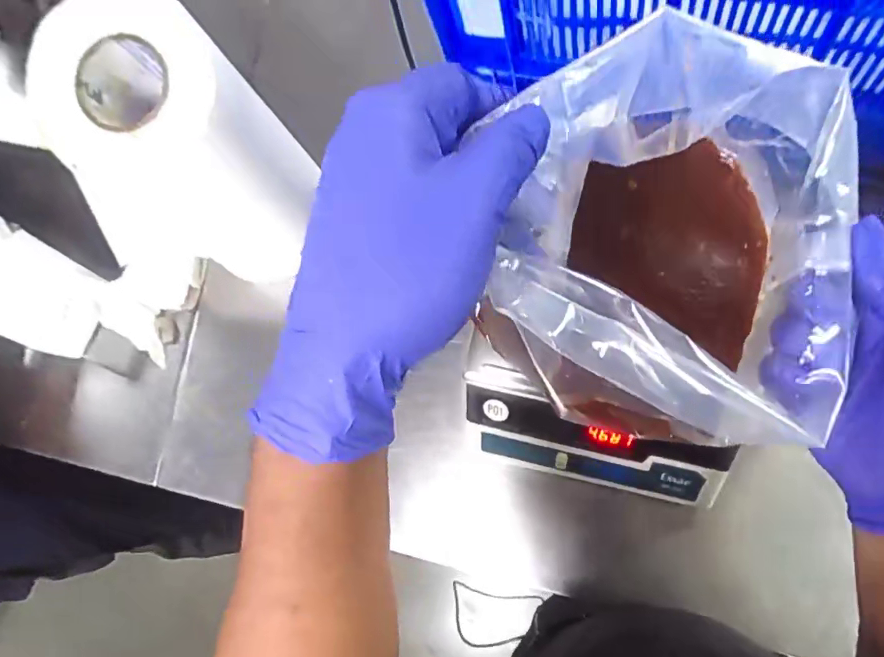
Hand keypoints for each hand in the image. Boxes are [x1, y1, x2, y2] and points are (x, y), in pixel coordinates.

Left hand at [250, 64, 549, 463]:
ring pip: (429, 170)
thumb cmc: (415, 268)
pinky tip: (459, 256)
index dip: (507, 114)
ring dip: (471, 197)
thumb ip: (509, 148)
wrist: (347, 345)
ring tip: (501, 238)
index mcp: (391, 112)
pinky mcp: (352, 222)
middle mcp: (363, 132)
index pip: (463, 83)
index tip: (536, 162)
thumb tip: (534, 116)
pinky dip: (443, 219)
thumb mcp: (476, 202)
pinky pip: (409, 203)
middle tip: (524, 207)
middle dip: (491, 162)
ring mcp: (352, 179)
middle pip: (445, 126)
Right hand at [768, 216, 883, 533]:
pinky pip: (778, 379)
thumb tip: (864, 231)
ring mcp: (830, 374)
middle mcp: (860, 339)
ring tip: (796, 349)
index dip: (831, 253)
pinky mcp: (805, 407)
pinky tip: (781, 375)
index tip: (801, 236)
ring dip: (787, 334)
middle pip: (817, 300)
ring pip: (792, 336)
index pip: (857, 270)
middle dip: (802, 297)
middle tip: (798, 306)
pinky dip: (773, 372)